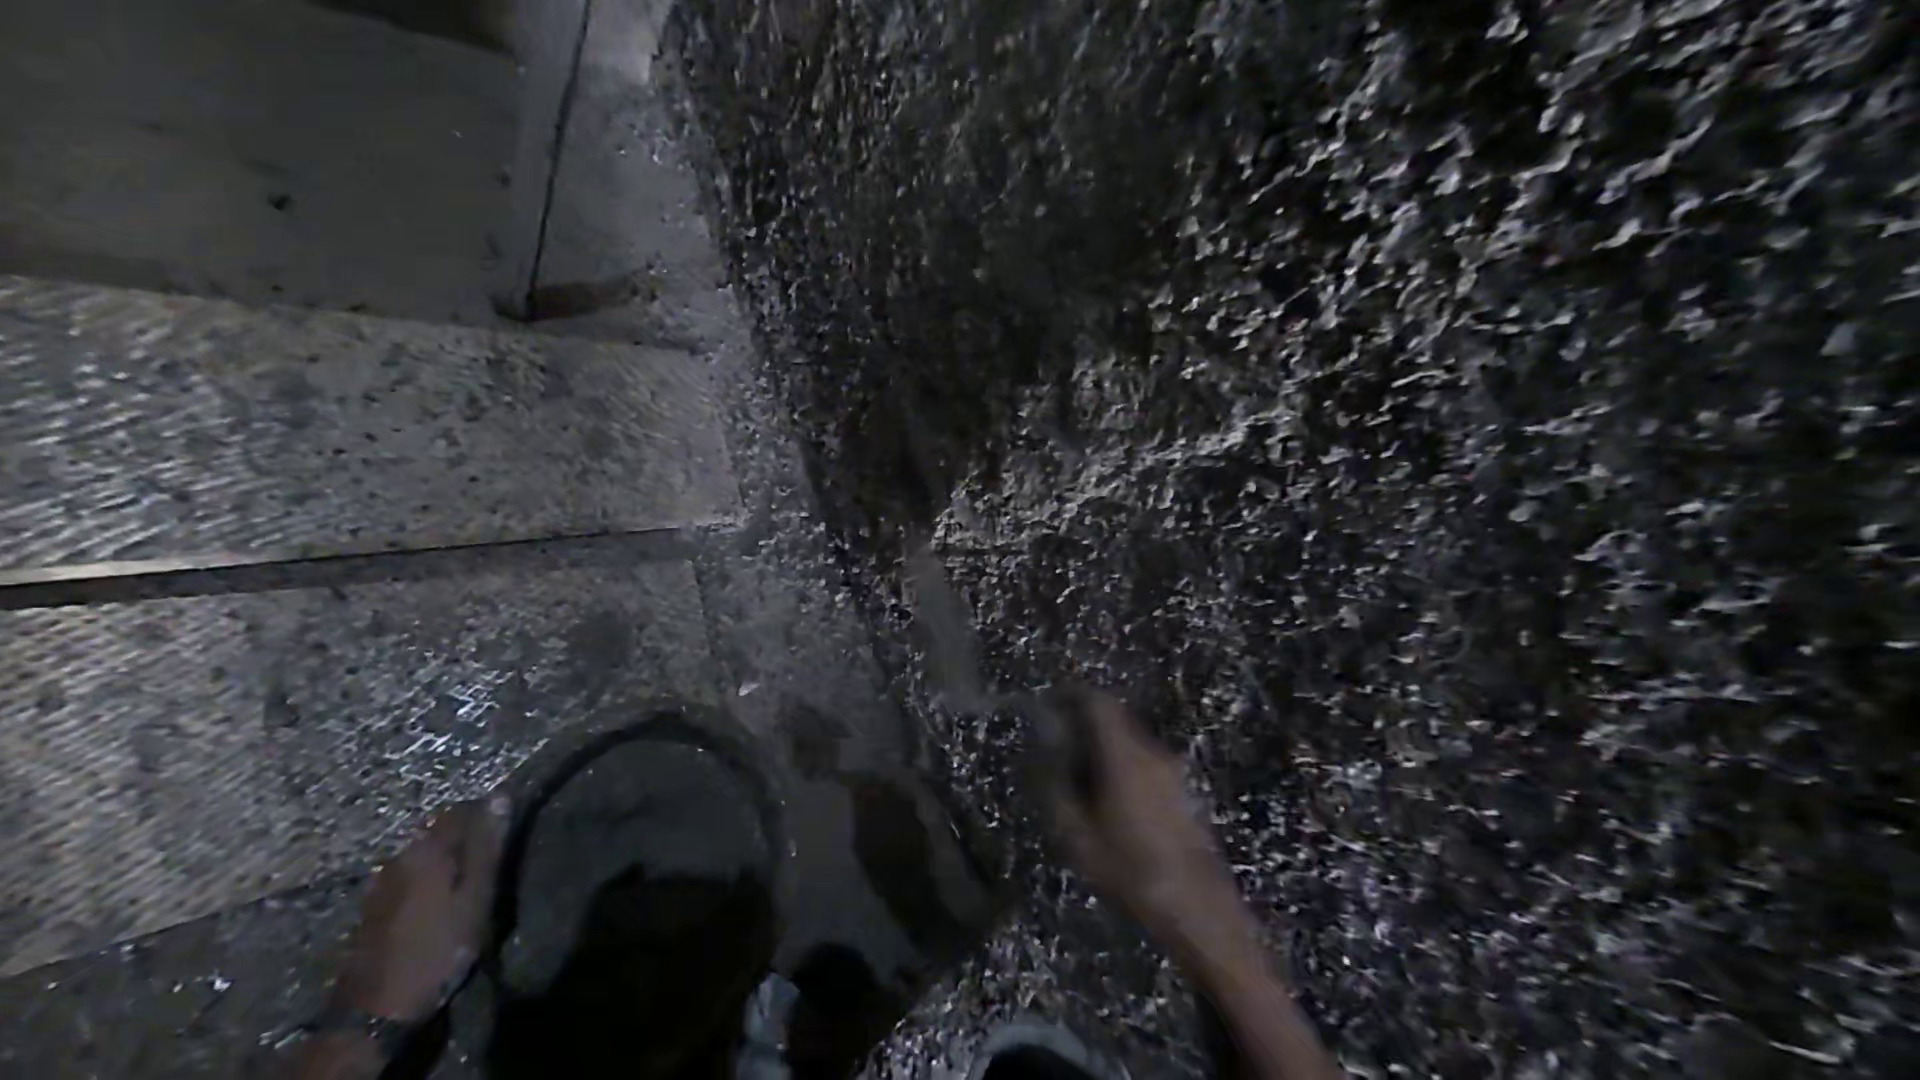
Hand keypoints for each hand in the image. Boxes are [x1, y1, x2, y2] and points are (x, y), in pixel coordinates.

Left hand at [328, 795, 511, 1021]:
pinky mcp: (374, 907)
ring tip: (470, 886)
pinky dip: (431, 882)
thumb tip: (501, 795)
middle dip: (468, 840)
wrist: (376, 1010)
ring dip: (449, 863)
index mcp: (426, 850)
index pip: (461, 810)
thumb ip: (487, 845)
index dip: (488, 815)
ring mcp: (381, 883)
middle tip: (493, 864)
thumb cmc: (437, 946)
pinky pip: (412, 878)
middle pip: (441, 833)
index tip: (509, 834)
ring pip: (426, 856)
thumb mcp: (476, 895)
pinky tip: (442, 905)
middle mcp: (399, 857)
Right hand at [1048, 694, 1249, 951]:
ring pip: (1128, 741)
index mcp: (1125, 757)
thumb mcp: (1078, 838)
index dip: (1071, 696)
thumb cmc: (1132, 873)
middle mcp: (1151, 753)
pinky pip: (1142, 760)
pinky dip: (1119, 764)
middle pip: (1114, 719)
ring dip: (1100, 746)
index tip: (1048, 704)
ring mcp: (1171, 771)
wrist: (1200, 911)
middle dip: (1082, 724)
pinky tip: (1108, 800)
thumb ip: (1056, 789)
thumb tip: (1042, 757)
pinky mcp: (1182, 789)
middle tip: (1055, 748)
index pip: (1098, 703)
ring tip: (1077, 780)